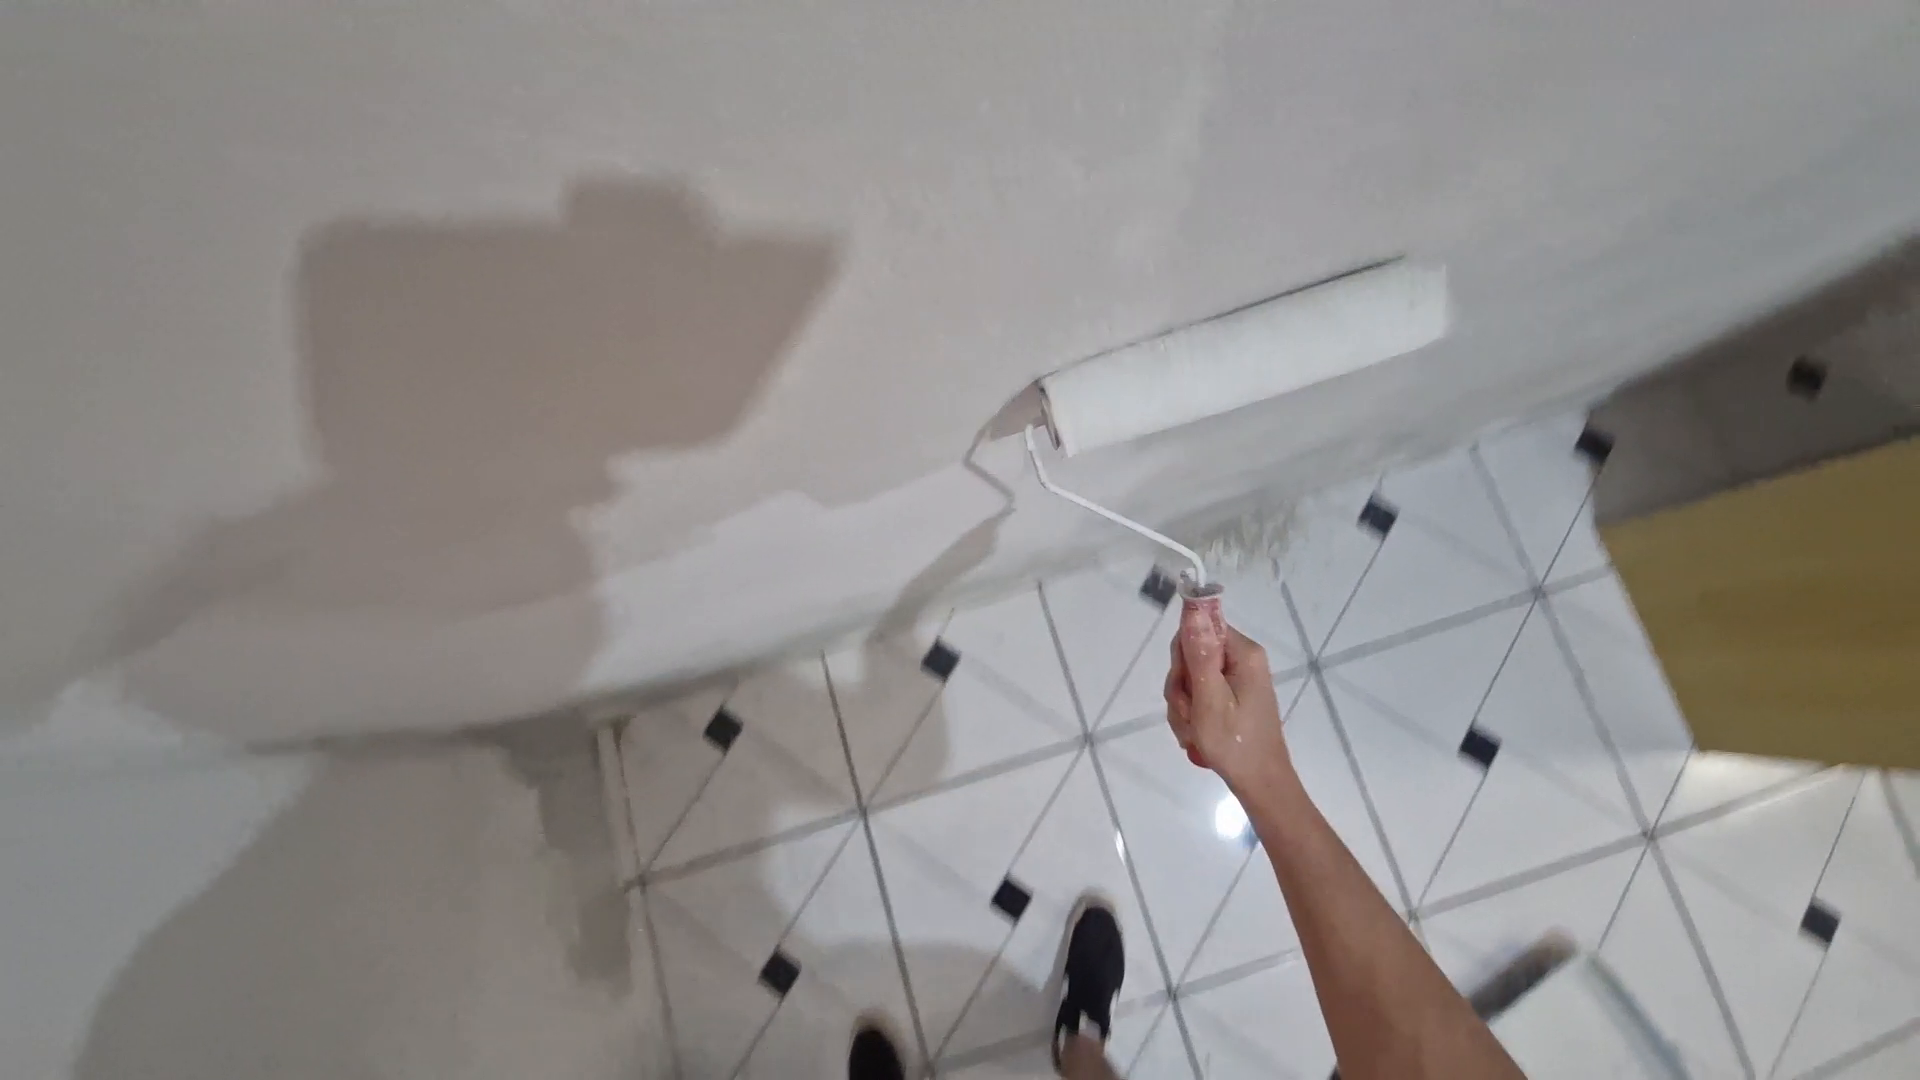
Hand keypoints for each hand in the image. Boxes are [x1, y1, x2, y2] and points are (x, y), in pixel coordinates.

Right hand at [1163, 605, 1292, 794]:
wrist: (1259, 783)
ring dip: (1183, 705)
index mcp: (1243, 653)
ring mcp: (1236, 678)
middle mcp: (1241, 659)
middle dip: (1181, 686)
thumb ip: (1198, 654)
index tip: (1186, 684)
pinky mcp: (1231, 695)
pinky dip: (1191, 714)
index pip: (1199, 628)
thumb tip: (1193, 608)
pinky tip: (1197, 734)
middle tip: (1189, 712)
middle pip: (1191, 654)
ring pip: (1189, 677)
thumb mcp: (1210, 699)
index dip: (1183, 655)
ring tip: (1194, 730)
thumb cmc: (1235, 742)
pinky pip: (1198, 693)